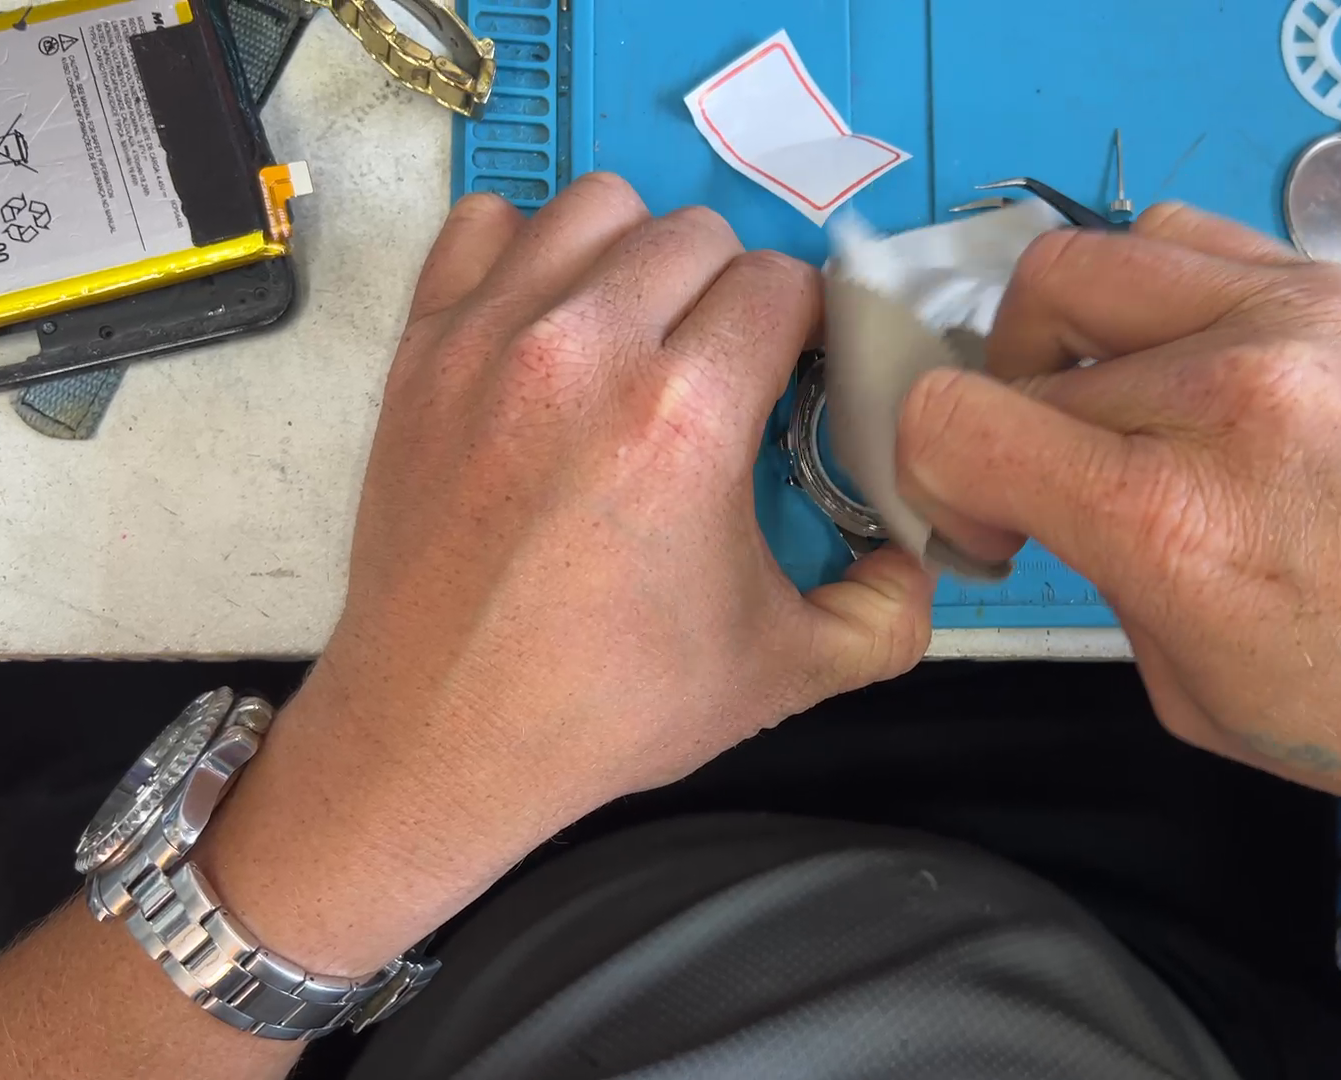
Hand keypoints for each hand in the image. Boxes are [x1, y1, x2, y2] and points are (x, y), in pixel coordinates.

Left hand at [208, 176, 931, 971]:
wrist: (442, 738)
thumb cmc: (615, 706)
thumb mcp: (789, 675)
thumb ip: (891, 616)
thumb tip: (917, 559)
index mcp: (685, 419)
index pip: (782, 284)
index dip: (808, 326)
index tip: (798, 377)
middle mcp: (585, 349)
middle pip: (700, 233)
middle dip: (737, 292)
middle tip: (730, 371)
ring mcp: (490, 337)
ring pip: (601, 206)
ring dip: (646, 259)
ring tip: (646, 339)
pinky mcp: (423, 349)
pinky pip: (490, 226)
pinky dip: (537, 255)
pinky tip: (554, 326)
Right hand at [896, 205, 1340, 915]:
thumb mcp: (1184, 687)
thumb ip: (1095, 570)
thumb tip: (1057, 496)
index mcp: (1162, 518)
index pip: (951, 422)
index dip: (929, 468)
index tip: (982, 517)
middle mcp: (1214, 391)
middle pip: (1008, 360)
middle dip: (997, 431)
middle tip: (1047, 484)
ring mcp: (1285, 313)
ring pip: (1073, 267)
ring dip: (1050, 342)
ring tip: (1102, 404)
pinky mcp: (1340, 286)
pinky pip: (1173, 239)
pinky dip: (1135, 295)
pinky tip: (1177, 360)